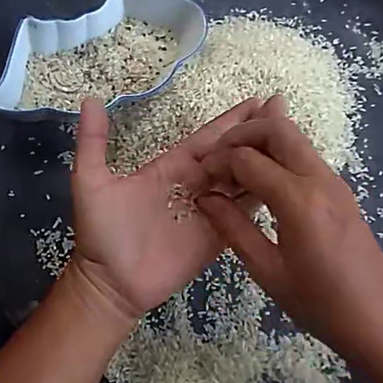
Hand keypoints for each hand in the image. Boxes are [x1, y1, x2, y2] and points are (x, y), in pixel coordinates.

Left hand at [65, 95, 267, 322]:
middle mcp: (195, 185)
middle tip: (284, 110)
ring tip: (294, 141)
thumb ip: (93, 141)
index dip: (232, 119)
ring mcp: (210, 211)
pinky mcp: (218, 237)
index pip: (208, 137)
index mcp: (171, 167)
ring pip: (244, 180)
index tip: (257, 100)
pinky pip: (244, 215)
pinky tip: (288, 185)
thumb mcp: (91, 182)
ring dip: (267, 161)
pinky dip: (265, 199)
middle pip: (233, 154)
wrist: (110, 283)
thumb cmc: (101, 233)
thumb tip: (89, 100)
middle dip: (257, 133)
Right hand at [198, 97, 382, 362]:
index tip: (199, 176)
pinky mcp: (341, 191)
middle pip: (276, 129)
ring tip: (233, 172)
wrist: (382, 320)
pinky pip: (304, 157)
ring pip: (294, 138)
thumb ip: (233, 228)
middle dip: (240, 135)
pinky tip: (259, 185)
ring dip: (260, 143)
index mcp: (298, 200)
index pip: (247, 158)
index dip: (217, 161)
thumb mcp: (268, 270)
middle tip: (217, 160)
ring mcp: (335, 182)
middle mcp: (319, 179)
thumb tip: (204, 198)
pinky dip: (277, 157)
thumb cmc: (321, 303)